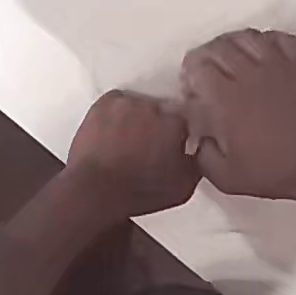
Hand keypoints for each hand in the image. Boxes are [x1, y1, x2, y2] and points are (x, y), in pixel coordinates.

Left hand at [63, 90, 199, 220]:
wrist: (95, 190)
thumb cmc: (139, 192)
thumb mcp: (181, 188)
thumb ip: (197, 164)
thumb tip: (200, 150)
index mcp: (176, 125)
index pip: (183, 122)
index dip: (175, 137)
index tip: (166, 149)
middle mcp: (154, 107)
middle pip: (161, 111)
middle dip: (155, 127)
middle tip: (145, 147)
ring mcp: (128, 102)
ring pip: (138, 105)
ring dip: (135, 119)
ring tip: (125, 141)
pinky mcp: (104, 103)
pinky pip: (116, 102)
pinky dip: (115, 113)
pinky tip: (111, 132)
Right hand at [182, 29, 295, 202]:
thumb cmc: (279, 171)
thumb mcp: (228, 179)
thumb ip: (203, 157)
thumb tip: (198, 140)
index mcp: (227, 100)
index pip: (197, 67)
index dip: (188, 75)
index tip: (191, 92)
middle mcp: (249, 74)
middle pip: (217, 46)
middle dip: (204, 57)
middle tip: (204, 75)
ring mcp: (278, 63)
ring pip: (245, 36)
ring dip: (230, 44)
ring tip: (228, 61)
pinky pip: (275, 37)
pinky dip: (261, 41)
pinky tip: (260, 56)